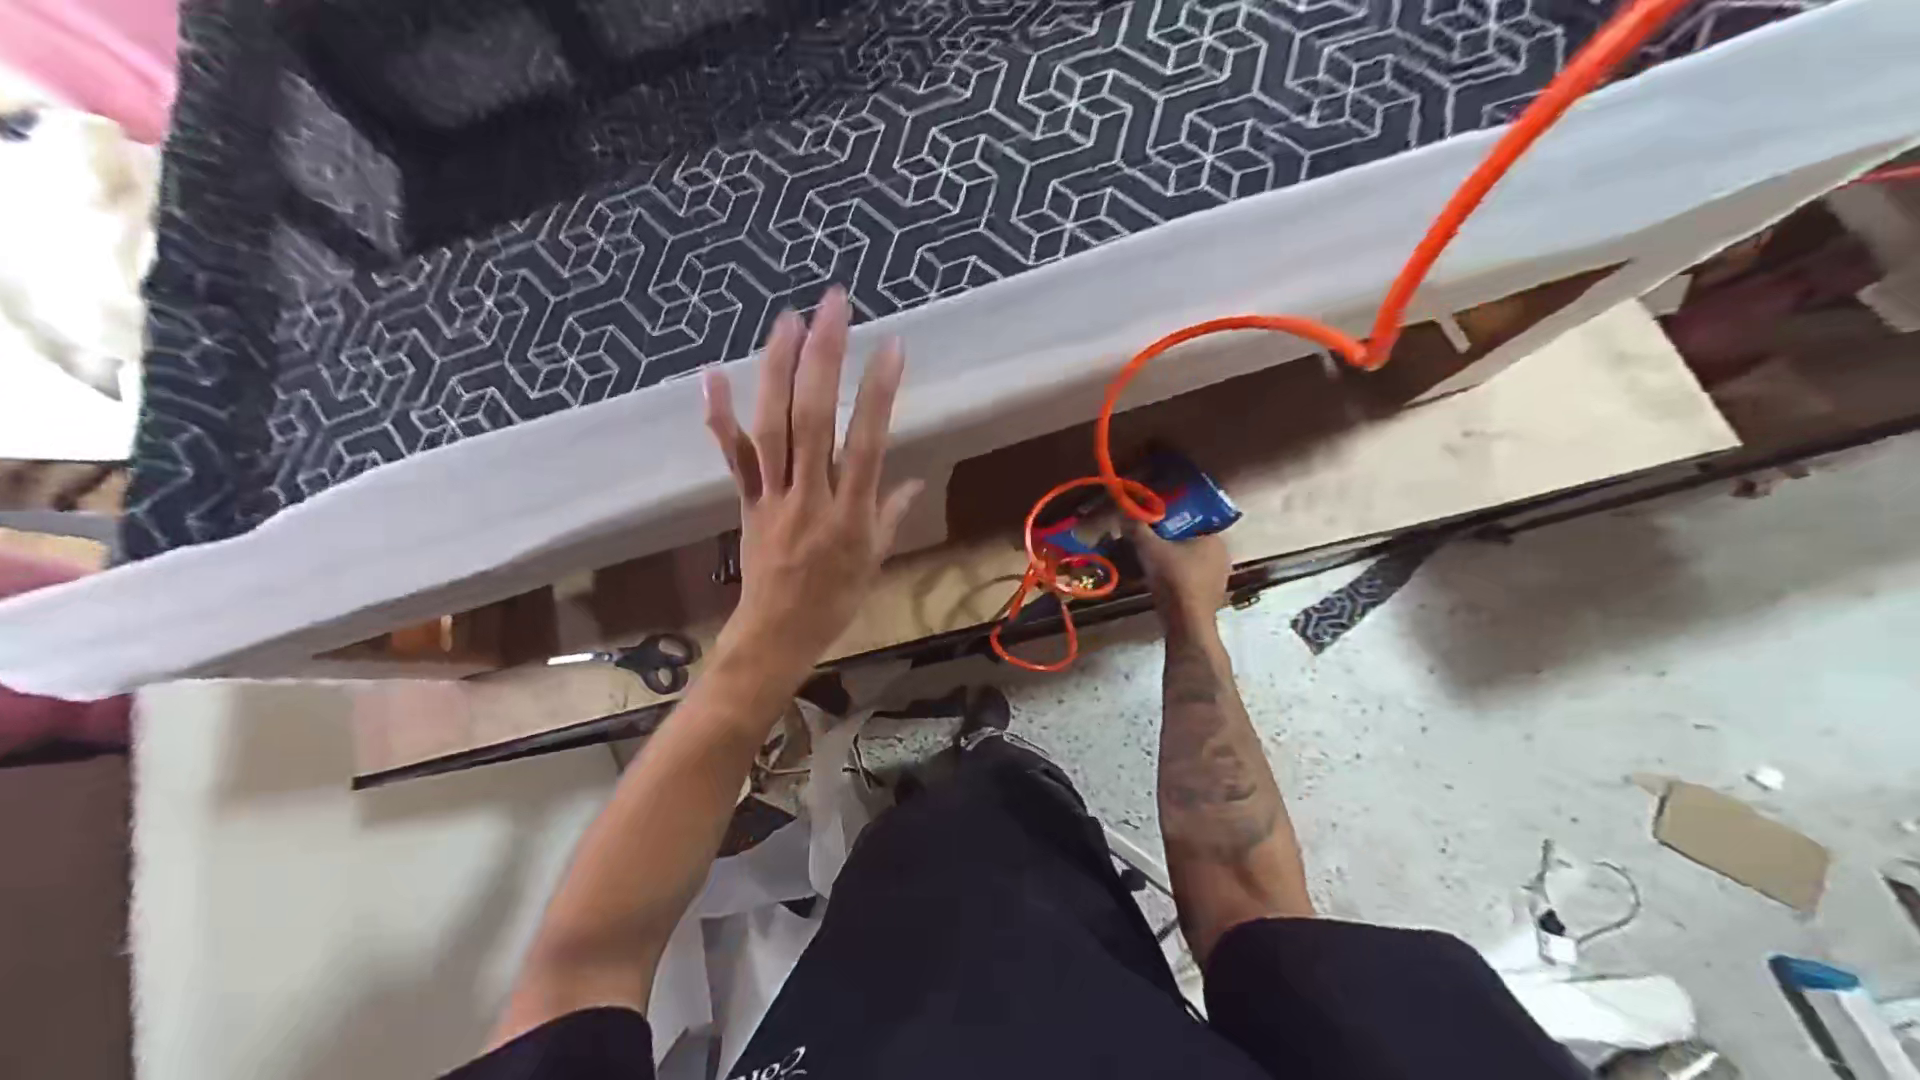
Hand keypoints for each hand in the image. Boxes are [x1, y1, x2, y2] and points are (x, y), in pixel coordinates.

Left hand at [702, 287, 921, 676]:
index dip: (878, 392)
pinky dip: (720, 415)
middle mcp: (810, 496)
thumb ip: (891, 514)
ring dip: (777, 368)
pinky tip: (713, 373)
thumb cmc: (834, 601)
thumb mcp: (874, 560)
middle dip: (823, 357)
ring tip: (788, 320)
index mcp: (850, 513)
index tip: (891, 345)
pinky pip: (732, 455)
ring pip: (771, 426)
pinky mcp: (744, 500)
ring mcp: (772, 495)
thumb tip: (914, 480)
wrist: (776, 634)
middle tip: (832, 305)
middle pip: (812, 419)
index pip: (866, 442)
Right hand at [1128, 522, 1229, 627]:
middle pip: (1189, 542)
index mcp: (1214, 538)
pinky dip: (1177, 577)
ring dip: (1171, 560)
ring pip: (1190, 561)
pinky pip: (1192, 578)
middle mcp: (1222, 555)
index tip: (1151, 526)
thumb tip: (1125, 512)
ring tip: (1149, 563)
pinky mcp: (1212, 595)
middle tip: (1146, 545)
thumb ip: (1137, 529)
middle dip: (1167, 542)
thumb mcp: (1150, 549)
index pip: (1191, 521)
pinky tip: (1160, 582)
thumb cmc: (1173, 578)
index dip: (1169, 521)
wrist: (1186, 622)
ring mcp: (1219, 577)